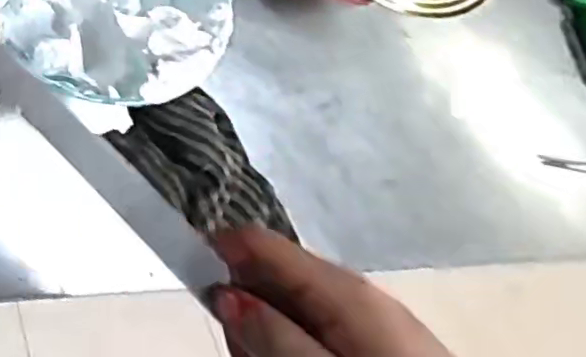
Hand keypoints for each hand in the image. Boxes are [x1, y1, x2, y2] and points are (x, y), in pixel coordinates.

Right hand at [212, 227, 453, 356]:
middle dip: (247, 311)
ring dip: (271, 339)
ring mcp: (374, 323)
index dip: (218, 255)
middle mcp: (355, 294)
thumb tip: (224, 295)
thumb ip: (273, 338)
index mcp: (343, 290)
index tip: (200, 294)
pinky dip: (299, 349)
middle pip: (270, 274)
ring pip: (291, 307)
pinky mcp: (384, 349)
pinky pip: (319, 332)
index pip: (256, 240)